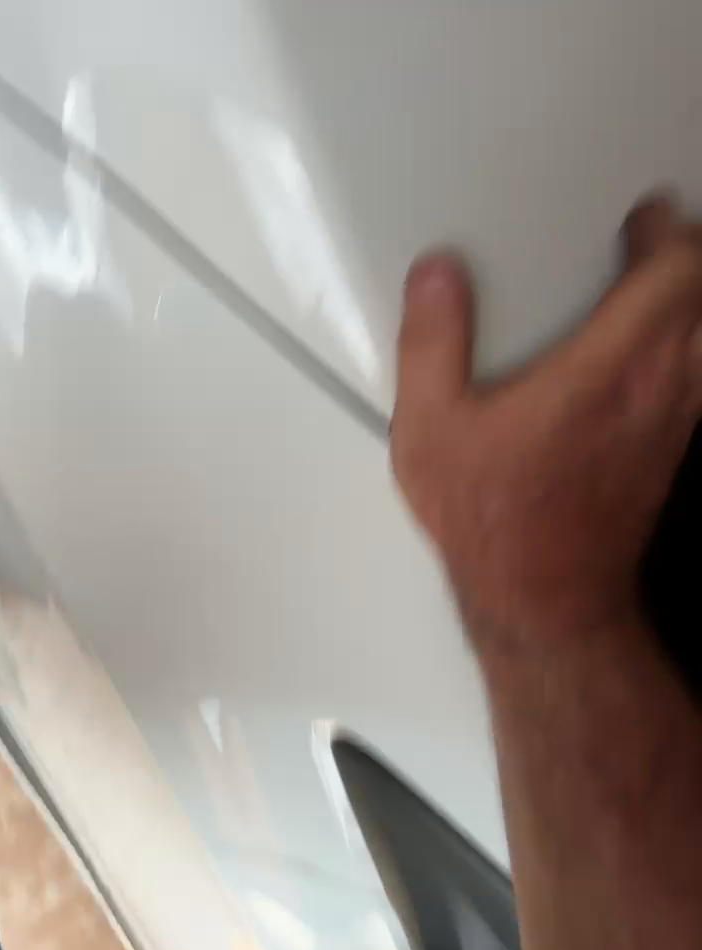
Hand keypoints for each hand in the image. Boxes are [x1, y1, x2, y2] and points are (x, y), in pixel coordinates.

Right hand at [392, 195, 701, 648]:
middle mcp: (661, 384)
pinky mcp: (675, 447)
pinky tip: (649, 362)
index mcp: (605, 367)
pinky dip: (689, 348)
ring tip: (652, 293)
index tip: (643, 215)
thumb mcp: (427, 423)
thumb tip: (438, 274)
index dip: (666, 233)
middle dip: (686, 261)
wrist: (539, 581)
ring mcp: (678, 418)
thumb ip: (433, 342)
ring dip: (693, 304)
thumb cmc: (483, 505)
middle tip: (651, 243)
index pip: (674, 273)